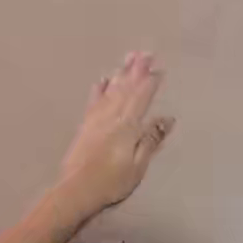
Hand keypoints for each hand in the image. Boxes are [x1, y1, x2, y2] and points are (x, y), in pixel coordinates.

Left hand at [52, 52, 175, 220]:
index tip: (159, 68)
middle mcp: (110, 117)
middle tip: (145, 52)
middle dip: (136, 70)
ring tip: (128, 58)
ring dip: (120, 74)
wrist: (75, 189)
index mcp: (127, 126)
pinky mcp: (84, 127)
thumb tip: (167, 118)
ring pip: (110, 91)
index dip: (150, 83)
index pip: (141, 98)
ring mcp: (95, 120)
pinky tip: (102, 80)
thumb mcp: (138, 165)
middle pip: (125, 89)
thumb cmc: (111, 182)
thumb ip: (151, 139)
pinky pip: (93, 102)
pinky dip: (99, 89)